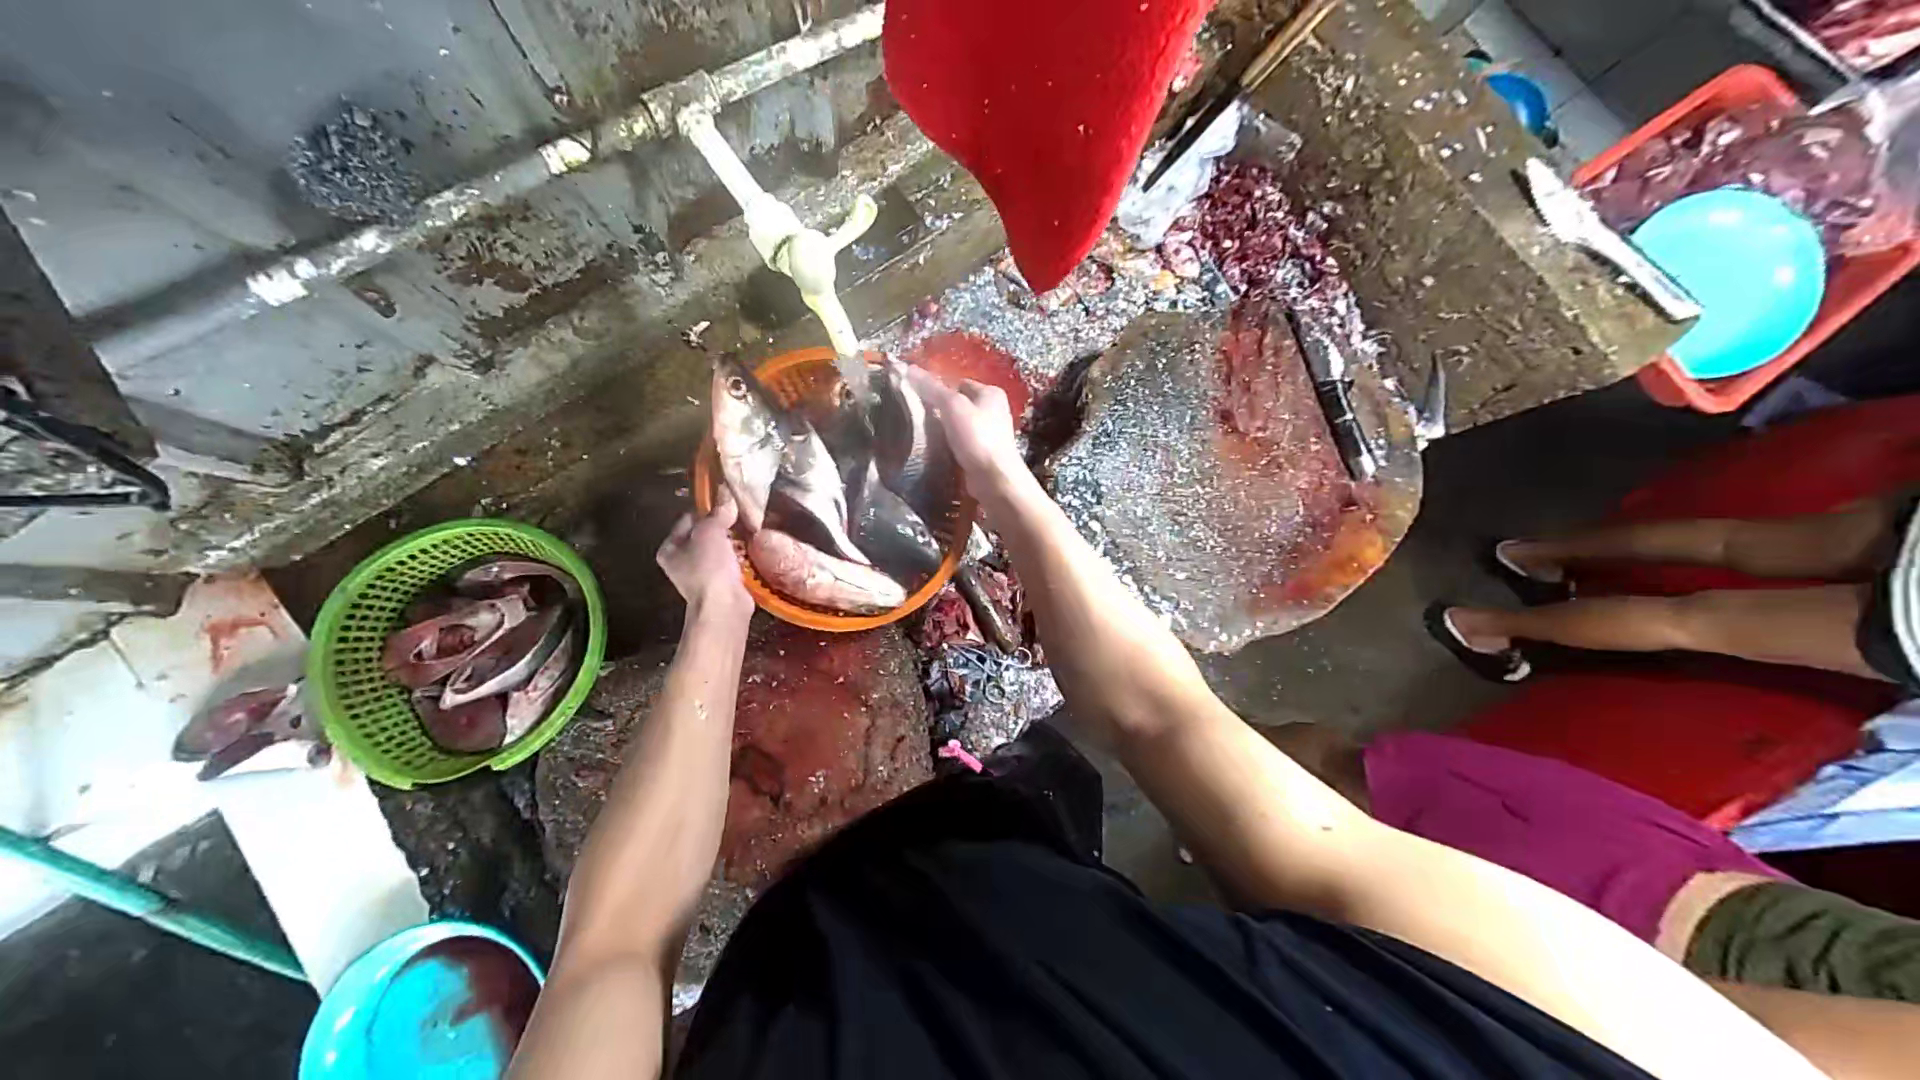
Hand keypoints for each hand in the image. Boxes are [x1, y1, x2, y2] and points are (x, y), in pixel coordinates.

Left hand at [657, 491, 750, 616]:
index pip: (688, 519)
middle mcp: (681, 561)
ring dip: (734, 542)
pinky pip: (731, 563)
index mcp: (669, 548)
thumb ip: (717, 512)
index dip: (707, 509)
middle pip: (704, 534)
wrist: (723, 606)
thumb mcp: (710, 531)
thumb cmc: (708, 567)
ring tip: (749, 532)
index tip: (727, 504)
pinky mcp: (720, 584)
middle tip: (741, 517)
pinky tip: (751, 551)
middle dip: (723, 526)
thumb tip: (726, 494)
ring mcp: (701, 574)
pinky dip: (741, 557)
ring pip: (720, 548)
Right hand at [907, 368, 1022, 490]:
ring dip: (944, 428)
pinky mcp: (984, 452)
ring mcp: (990, 432)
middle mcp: (994, 410)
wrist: (994, 479)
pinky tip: (939, 449)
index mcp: (991, 393)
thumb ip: (931, 388)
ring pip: (959, 424)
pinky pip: (962, 441)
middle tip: (920, 416)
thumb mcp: (952, 406)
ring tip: (926, 433)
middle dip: (940, 409)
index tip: (918, 397)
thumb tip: (908, 369)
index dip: (938, 388)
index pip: (958, 383)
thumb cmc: (976, 437)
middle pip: (959, 403)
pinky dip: (951, 444)